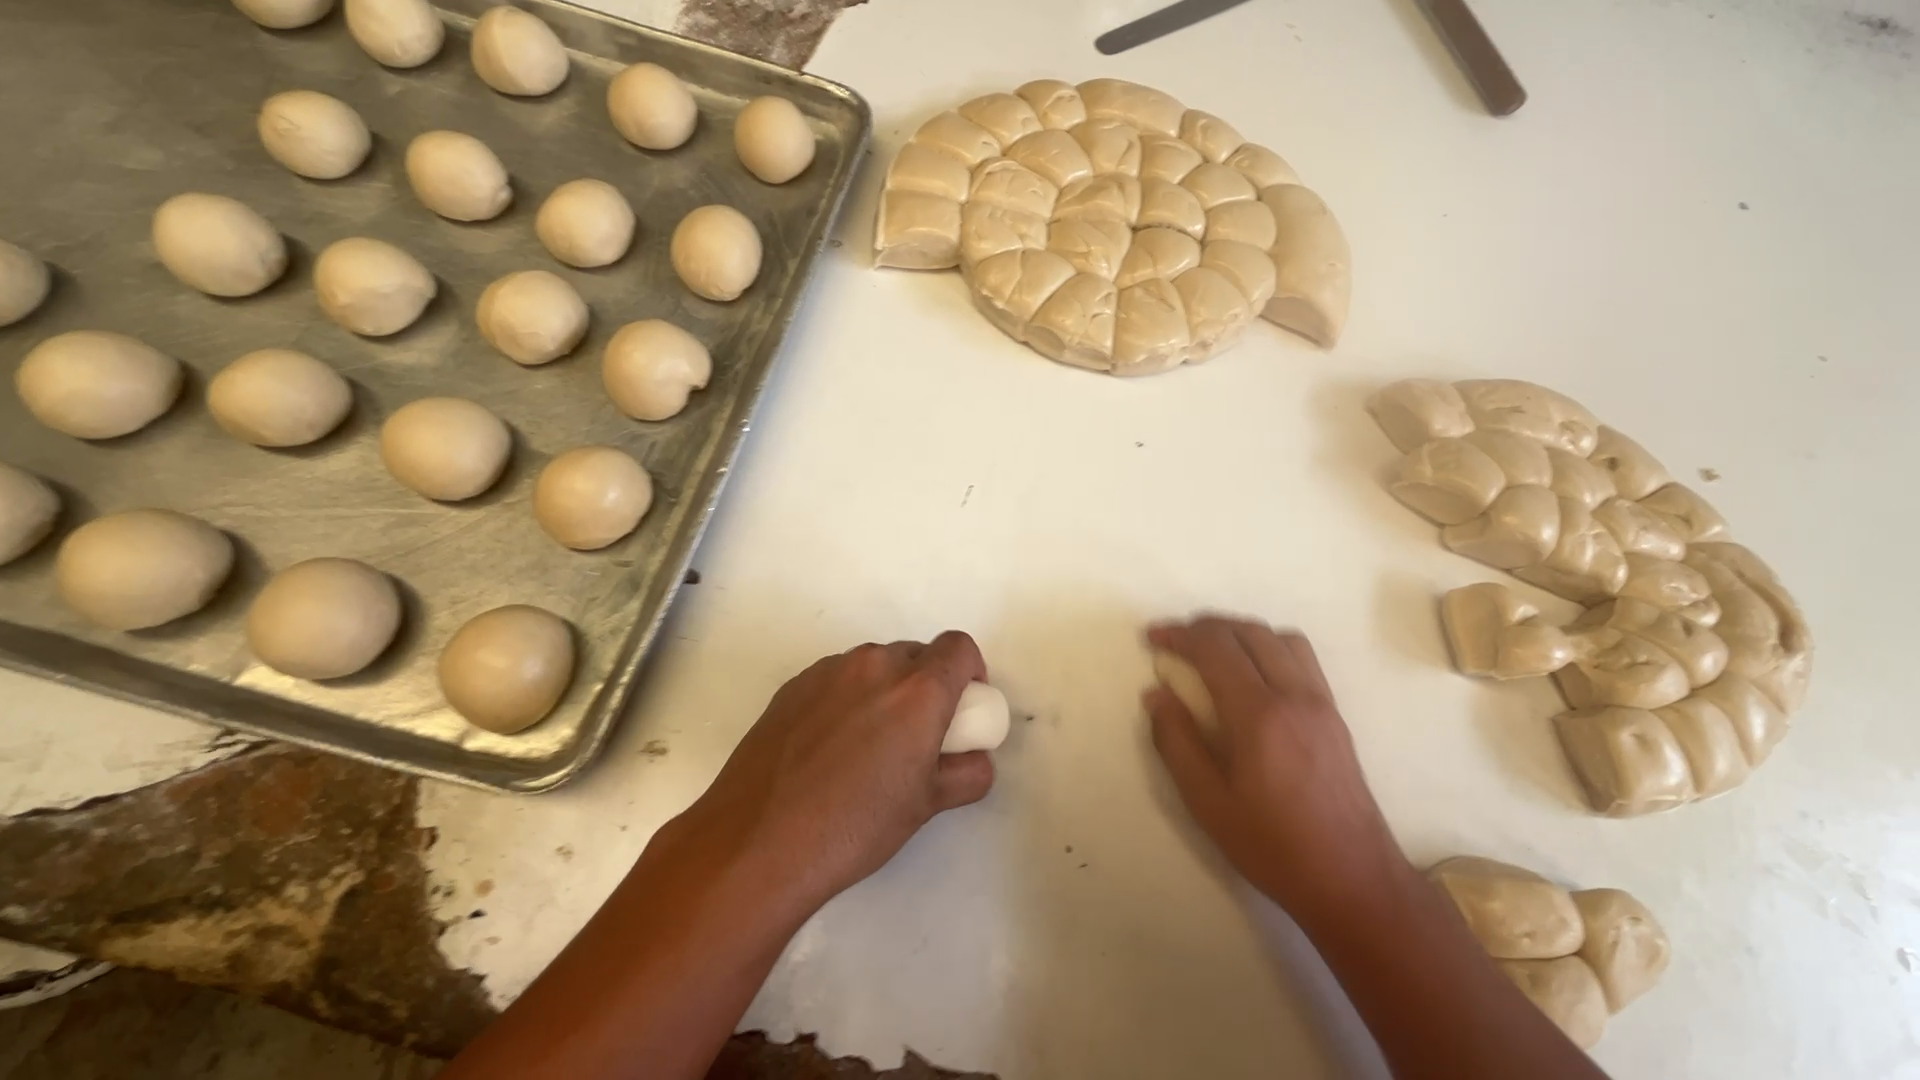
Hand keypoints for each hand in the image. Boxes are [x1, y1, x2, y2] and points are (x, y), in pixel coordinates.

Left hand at [662, 631, 996, 916]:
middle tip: (916, 735)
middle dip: (926, 685)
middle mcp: (874, 665)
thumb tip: (975, 759)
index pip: (959, 647)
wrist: (757, 841)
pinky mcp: (792, 686)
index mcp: (917, 690)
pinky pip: (836, 678)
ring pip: (873, 665)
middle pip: (916, 654)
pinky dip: (846, 698)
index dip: (969, 671)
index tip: (962, 707)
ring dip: (884, 689)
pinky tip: (828, 748)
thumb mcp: (926, 806)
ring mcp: (827, 672)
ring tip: (867, 745)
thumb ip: (966, 774)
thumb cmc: (854, 827)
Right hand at [1146, 616, 1411, 924]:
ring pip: (1280, 638)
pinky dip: (1269, 646)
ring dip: (1240, 632)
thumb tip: (1156, 694)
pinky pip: (1302, 658)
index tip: (1152, 637)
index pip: (1215, 649)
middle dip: (1206, 627)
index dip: (1180, 635)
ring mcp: (1321, 703)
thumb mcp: (1207, 802)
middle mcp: (1294, 695)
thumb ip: (1176, 742)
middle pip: (1248, 632)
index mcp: (1259, 715)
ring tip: (1212, 650)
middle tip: (1174, 639)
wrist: (1353, 878)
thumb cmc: (1272, 846)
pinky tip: (1253, 673)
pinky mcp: (1335, 715)